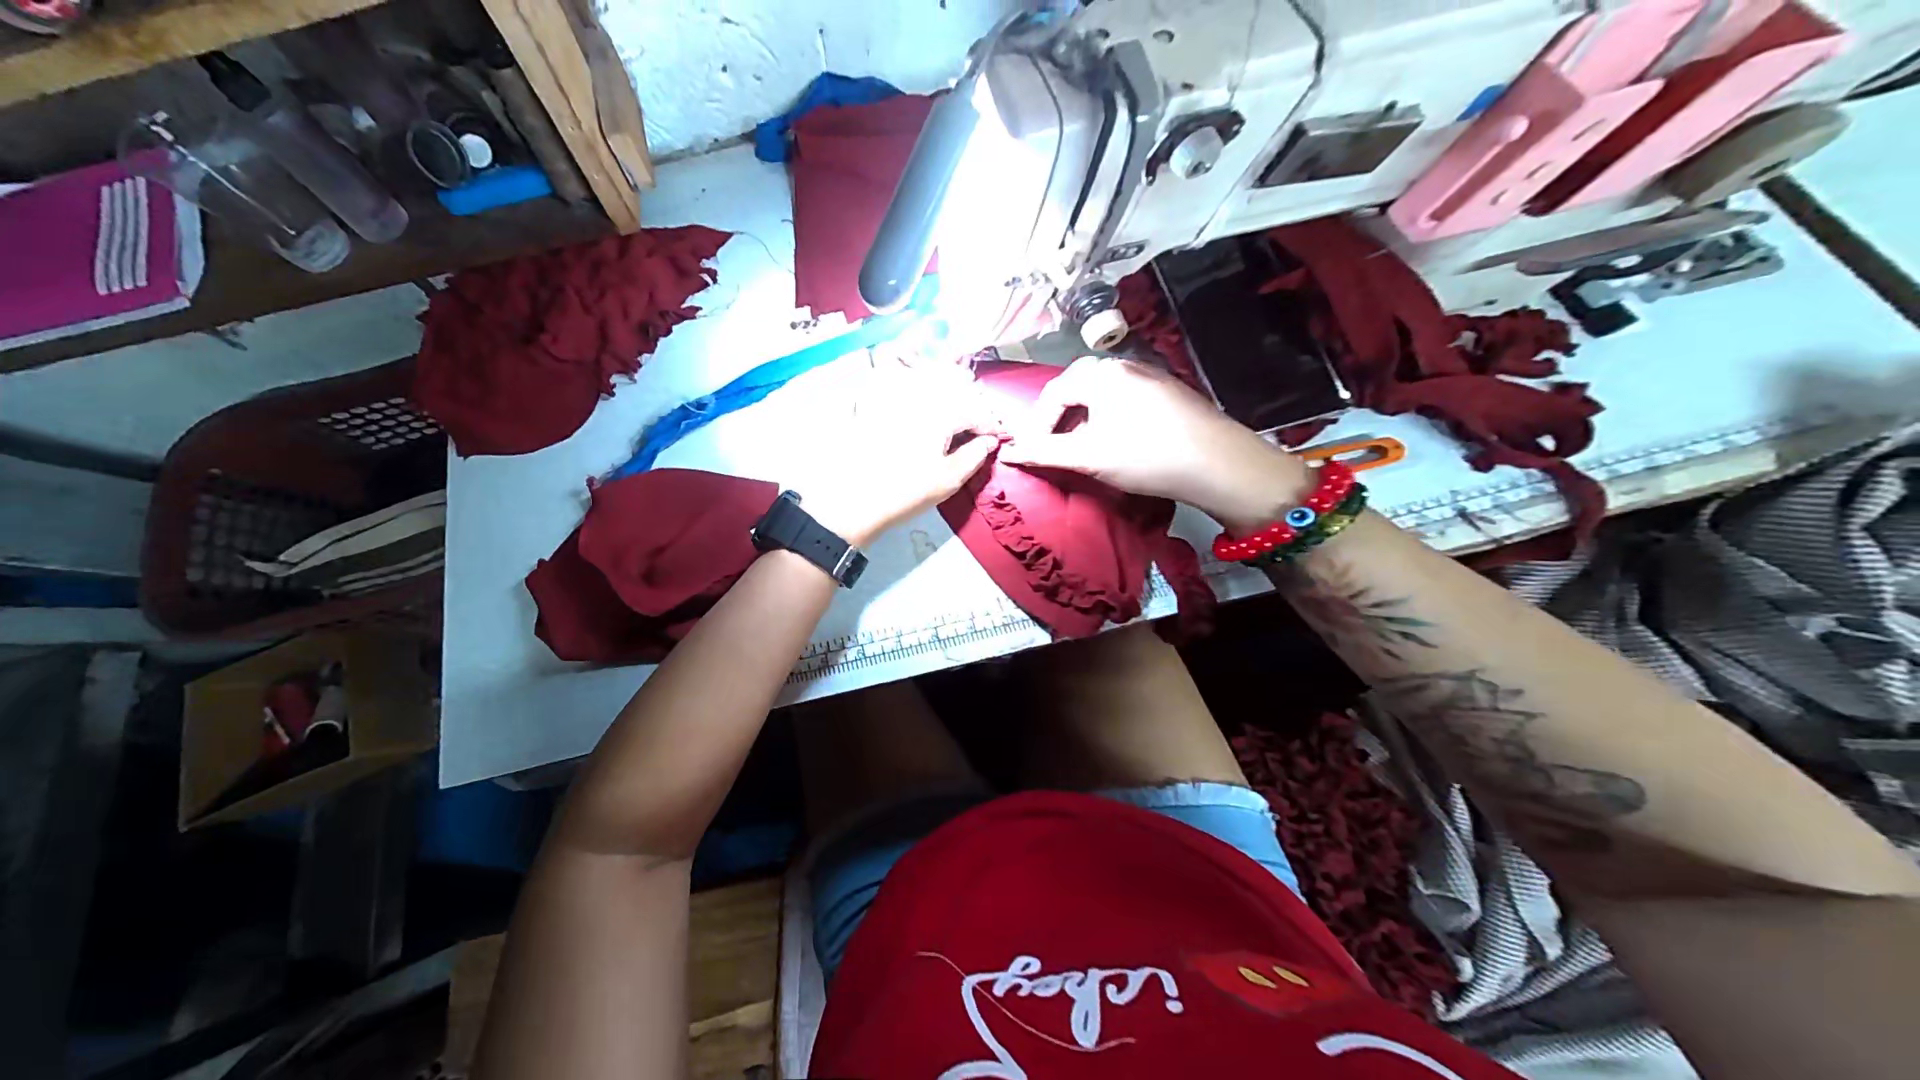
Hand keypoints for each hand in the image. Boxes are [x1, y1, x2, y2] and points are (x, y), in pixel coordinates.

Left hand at [792, 364, 996, 547]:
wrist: (852, 500)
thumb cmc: (905, 492)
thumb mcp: (948, 479)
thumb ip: (974, 455)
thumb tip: (988, 441)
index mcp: (941, 412)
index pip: (975, 411)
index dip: (990, 424)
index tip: (997, 437)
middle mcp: (917, 394)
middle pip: (952, 384)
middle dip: (969, 398)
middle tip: (977, 420)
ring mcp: (890, 395)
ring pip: (923, 373)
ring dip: (942, 380)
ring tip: (951, 399)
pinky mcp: (868, 400)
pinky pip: (889, 372)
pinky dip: (904, 369)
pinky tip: (910, 377)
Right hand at [998, 356, 1312, 532]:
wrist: (1218, 463)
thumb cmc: (1145, 456)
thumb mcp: (1088, 457)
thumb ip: (1045, 453)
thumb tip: (1009, 453)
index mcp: (1099, 374)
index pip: (1053, 393)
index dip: (1036, 424)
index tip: (1032, 451)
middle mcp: (1123, 365)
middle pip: (1077, 387)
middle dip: (1060, 418)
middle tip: (1054, 447)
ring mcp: (1150, 375)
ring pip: (1103, 393)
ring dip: (1085, 418)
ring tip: (1084, 447)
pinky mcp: (1170, 391)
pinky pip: (1127, 398)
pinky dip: (1111, 417)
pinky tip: (1119, 441)